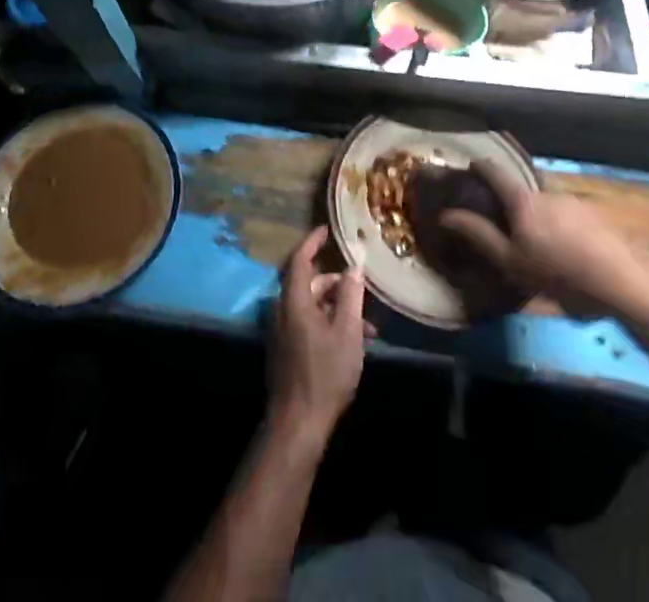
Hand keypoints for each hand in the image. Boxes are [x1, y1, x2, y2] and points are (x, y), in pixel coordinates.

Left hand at [268, 227, 366, 438]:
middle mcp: (282, 310)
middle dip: (336, 285)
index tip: (327, 229)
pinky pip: (307, 322)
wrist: (298, 420)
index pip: (299, 259)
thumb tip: (354, 264)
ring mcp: (281, 330)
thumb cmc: (326, 373)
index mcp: (293, 301)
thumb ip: (350, 295)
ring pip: (311, 305)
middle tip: (362, 292)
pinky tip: (352, 342)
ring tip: (367, 328)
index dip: (312, 241)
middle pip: (308, 283)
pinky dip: (328, 323)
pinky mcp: (285, 347)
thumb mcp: (347, 331)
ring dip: (337, 309)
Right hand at [437, 160, 648, 316]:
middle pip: (521, 189)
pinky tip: (561, 247)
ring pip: (546, 203)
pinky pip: (566, 213)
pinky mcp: (596, 216)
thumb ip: (478, 234)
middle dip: (510, 201)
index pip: (495, 172)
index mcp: (523, 201)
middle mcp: (548, 192)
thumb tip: (445, 213)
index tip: (469, 166)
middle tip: (503, 222)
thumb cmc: (558, 273)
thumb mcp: (510, 260)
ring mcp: (575, 202)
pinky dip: (557, 224)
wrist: (624, 284)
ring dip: (536, 215)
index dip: (480, 166)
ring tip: (534, 240)